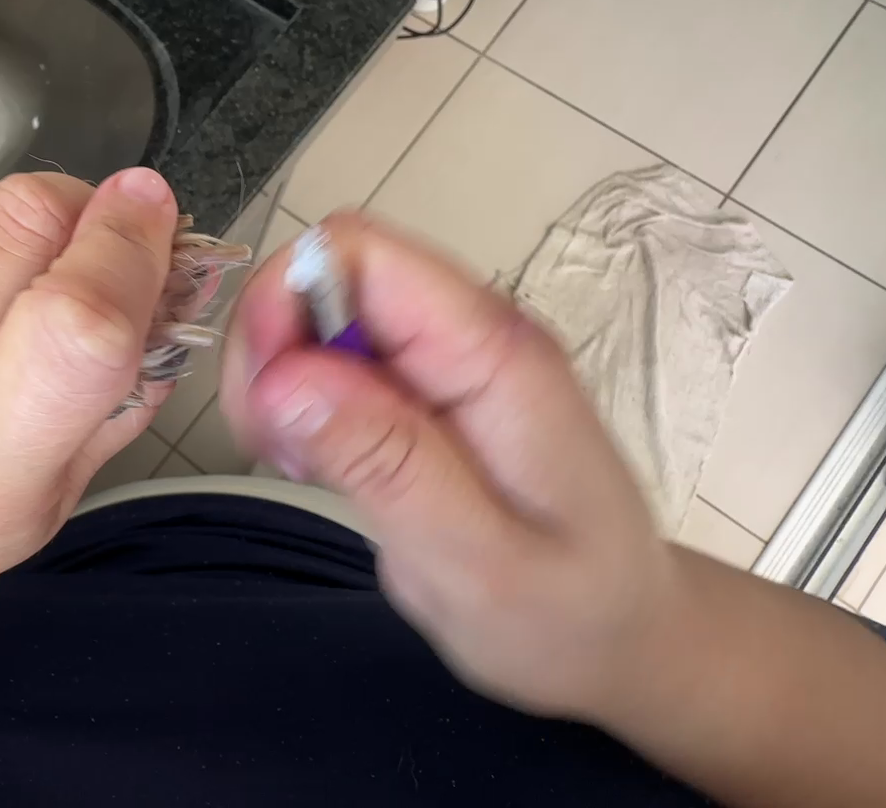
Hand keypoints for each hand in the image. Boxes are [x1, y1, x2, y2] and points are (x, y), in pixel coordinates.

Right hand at [219, 212, 674, 720]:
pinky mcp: (406, 382)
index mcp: (489, 349)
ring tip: (298, 464)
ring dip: (272, 382)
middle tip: (275, 447)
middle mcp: (457, 330)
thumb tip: (282, 378)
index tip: (265, 395)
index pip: (359, 252)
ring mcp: (430, 354)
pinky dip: (286, 403)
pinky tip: (311, 462)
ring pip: (305, 317)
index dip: (286, 297)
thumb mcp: (479, 563)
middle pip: (320, 277)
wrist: (620, 634)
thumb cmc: (570, 615)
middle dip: (269, 351)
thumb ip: (386, 464)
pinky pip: (316, 360)